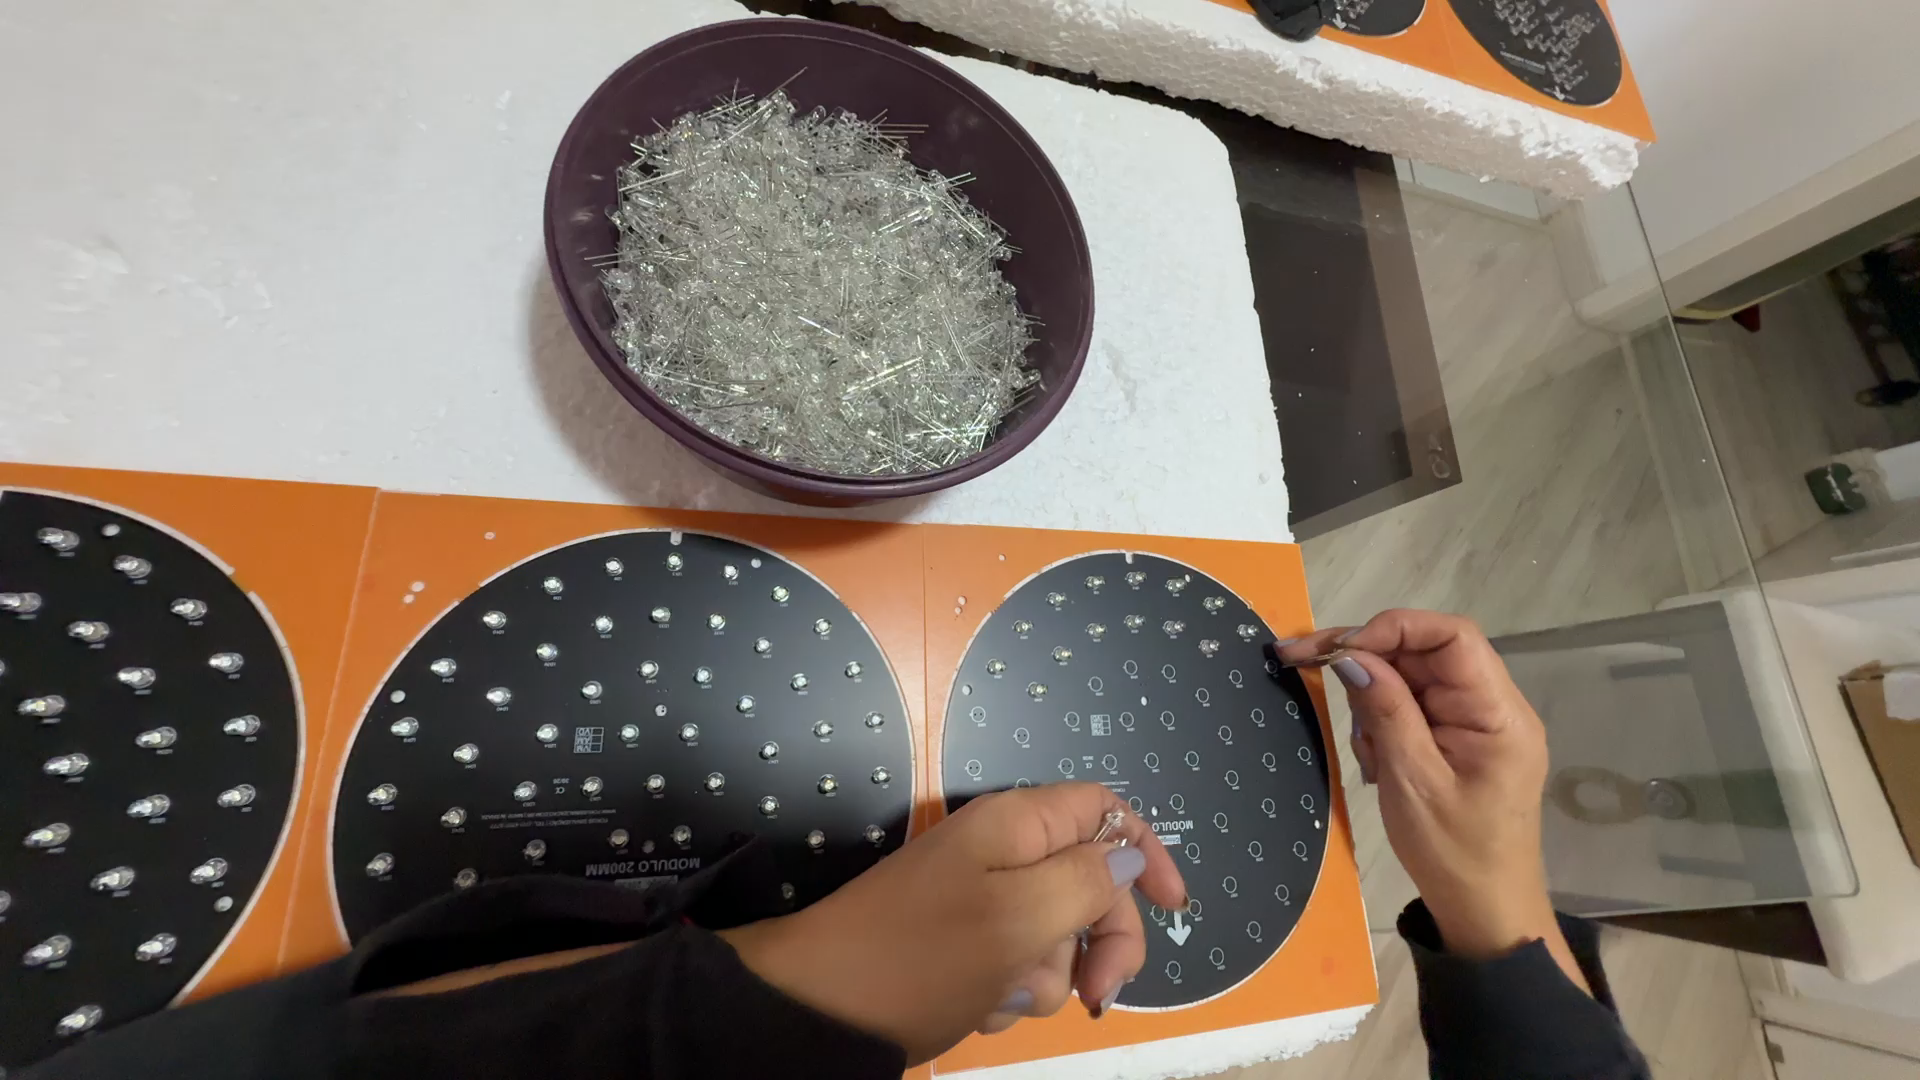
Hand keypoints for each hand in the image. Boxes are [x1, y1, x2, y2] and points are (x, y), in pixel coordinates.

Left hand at [719, 784, 1186, 1064]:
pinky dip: (1013, 986)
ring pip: (1057, 928)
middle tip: (1097, 995)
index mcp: (1019, 822)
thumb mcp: (1020, 917)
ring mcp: (983, 891)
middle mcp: (1004, 846)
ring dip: (1048, 972)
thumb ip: (1085, 879)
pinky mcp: (967, 933)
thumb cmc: (924, 954)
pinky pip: (1018, 956)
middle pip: (1089, 876)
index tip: (1173, 907)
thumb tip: (1125, 855)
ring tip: (1004, 994)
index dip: (1143, 848)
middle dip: (1101, 937)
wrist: (823, 1005)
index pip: (1102, 806)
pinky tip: (982, 1005)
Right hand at [1280, 610, 1587, 991]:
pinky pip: (1403, 703)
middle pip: (1419, 650)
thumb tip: (1349, 654)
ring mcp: (1468, 719)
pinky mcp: (1448, 734)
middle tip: (1297, 658)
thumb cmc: (1454, 850)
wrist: (1482, 909)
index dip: (1392, 628)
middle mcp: (1487, 705)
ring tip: (1365, 751)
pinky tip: (1374, 759)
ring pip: (1404, 675)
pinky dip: (1375, 720)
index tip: (1340, 649)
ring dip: (1367, 698)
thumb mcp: (1412, 778)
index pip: (1451, 636)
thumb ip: (1384, 709)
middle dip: (1361, 655)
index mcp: (1497, 713)